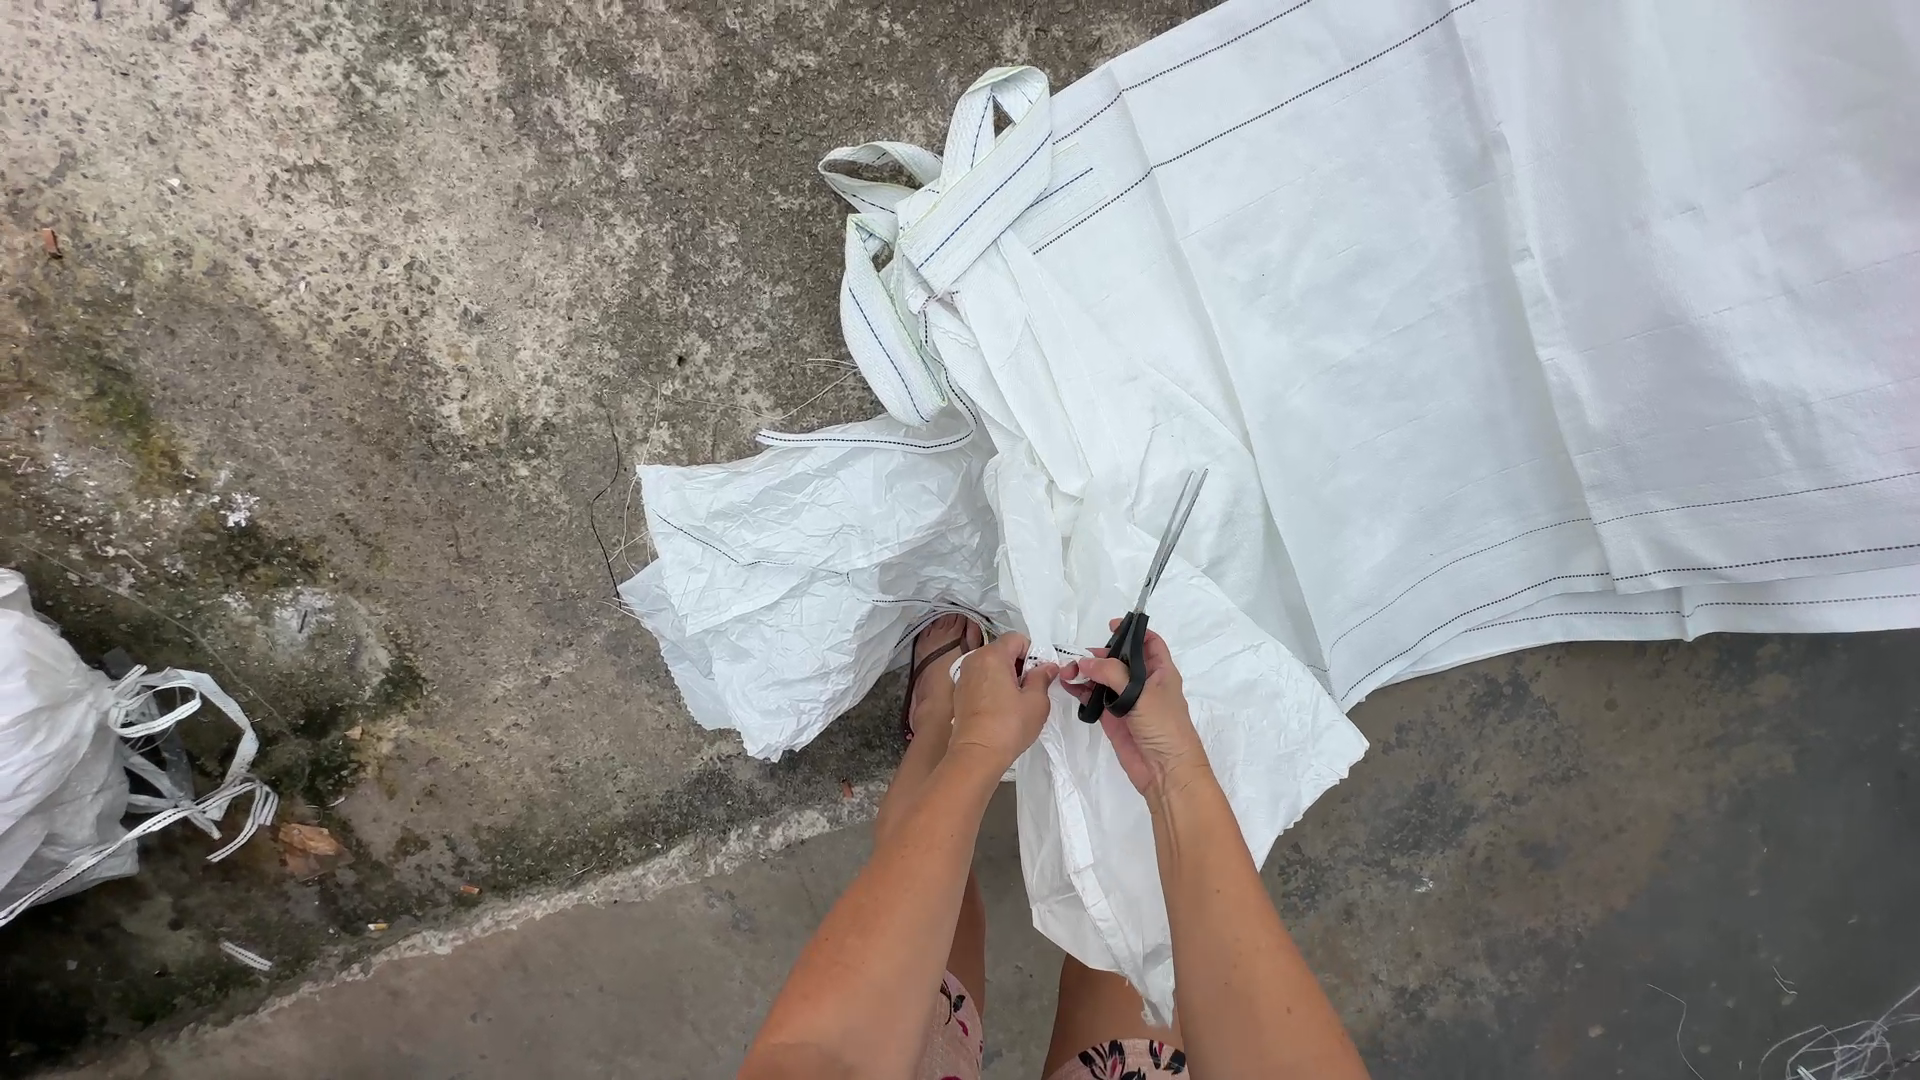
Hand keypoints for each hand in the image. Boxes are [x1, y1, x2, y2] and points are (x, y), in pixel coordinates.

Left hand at [950, 632, 1059, 771]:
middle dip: (1020, 664)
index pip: (1017, 638)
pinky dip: (994, 686)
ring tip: (1017, 701)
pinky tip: (1002, 708)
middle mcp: (974, 660)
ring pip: (991, 666)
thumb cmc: (1008, 726)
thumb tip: (1047, 667)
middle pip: (1003, 650)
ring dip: (1007, 676)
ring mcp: (964, 676)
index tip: (1040, 673)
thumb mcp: (1036, 701)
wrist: (976, 754)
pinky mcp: (959, 693)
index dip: (1033, 652)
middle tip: (1032, 688)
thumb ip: (1042, 678)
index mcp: (991, 656)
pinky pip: (981, 679)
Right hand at [1063, 622, 1208, 796]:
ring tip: (1068, 671)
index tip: (1112, 625)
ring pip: (1103, 677)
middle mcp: (1143, 683)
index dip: (1133, 631)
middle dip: (1100, 653)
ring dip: (1086, 671)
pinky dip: (1080, 689)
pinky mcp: (1112, 716)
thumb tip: (1086, 662)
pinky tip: (1068, 684)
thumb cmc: (1164, 726)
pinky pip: (1093, 697)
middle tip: (1082, 656)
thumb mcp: (1142, 693)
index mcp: (1160, 671)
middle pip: (1119, 659)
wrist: (1165, 771)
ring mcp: (1126, 700)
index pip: (1149, 643)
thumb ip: (1113, 673)